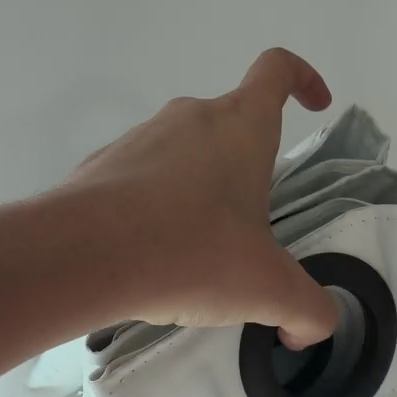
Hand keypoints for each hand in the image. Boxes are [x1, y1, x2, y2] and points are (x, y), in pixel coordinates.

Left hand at [61, 48, 340, 349]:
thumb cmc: (191, 250)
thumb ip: (306, 307)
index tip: (315, 107)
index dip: (303, 79)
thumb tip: (312, 326)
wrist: (81, 255)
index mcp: (240, 124)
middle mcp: (191, 116)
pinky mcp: (103, 164)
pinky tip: (150, 256)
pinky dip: (157, 206)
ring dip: (201, 190)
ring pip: (187, 152)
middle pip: (233, 124)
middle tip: (249, 230)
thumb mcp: (266, 287)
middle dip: (249, 170)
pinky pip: (144, 176)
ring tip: (195, 254)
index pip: (277, 70)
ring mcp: (142, 136)